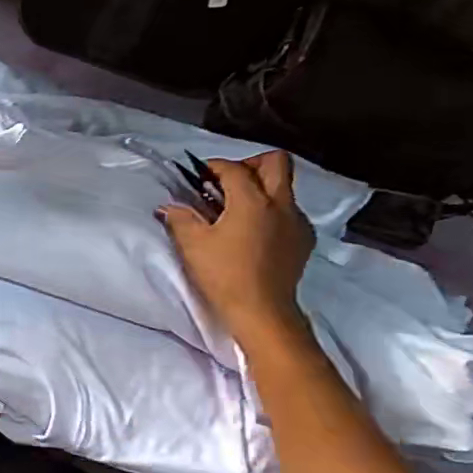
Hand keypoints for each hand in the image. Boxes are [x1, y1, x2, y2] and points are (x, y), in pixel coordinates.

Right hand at [162, 150, 314, 350]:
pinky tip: (254, 232)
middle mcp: (280, 203)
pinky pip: (290, 212)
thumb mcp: (192, 246)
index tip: (199, 173)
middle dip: (250, 164)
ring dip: (262, 188)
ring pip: (284, 187)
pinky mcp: (303, 239)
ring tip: (238, 210)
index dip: (214, 166)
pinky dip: (271, 212)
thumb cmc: (223, 275)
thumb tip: (169, 206)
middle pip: (276, 163)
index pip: (234, 169)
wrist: (261, 309)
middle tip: (228, 181)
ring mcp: (297, 221)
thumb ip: (180, 219)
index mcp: (252, 201)